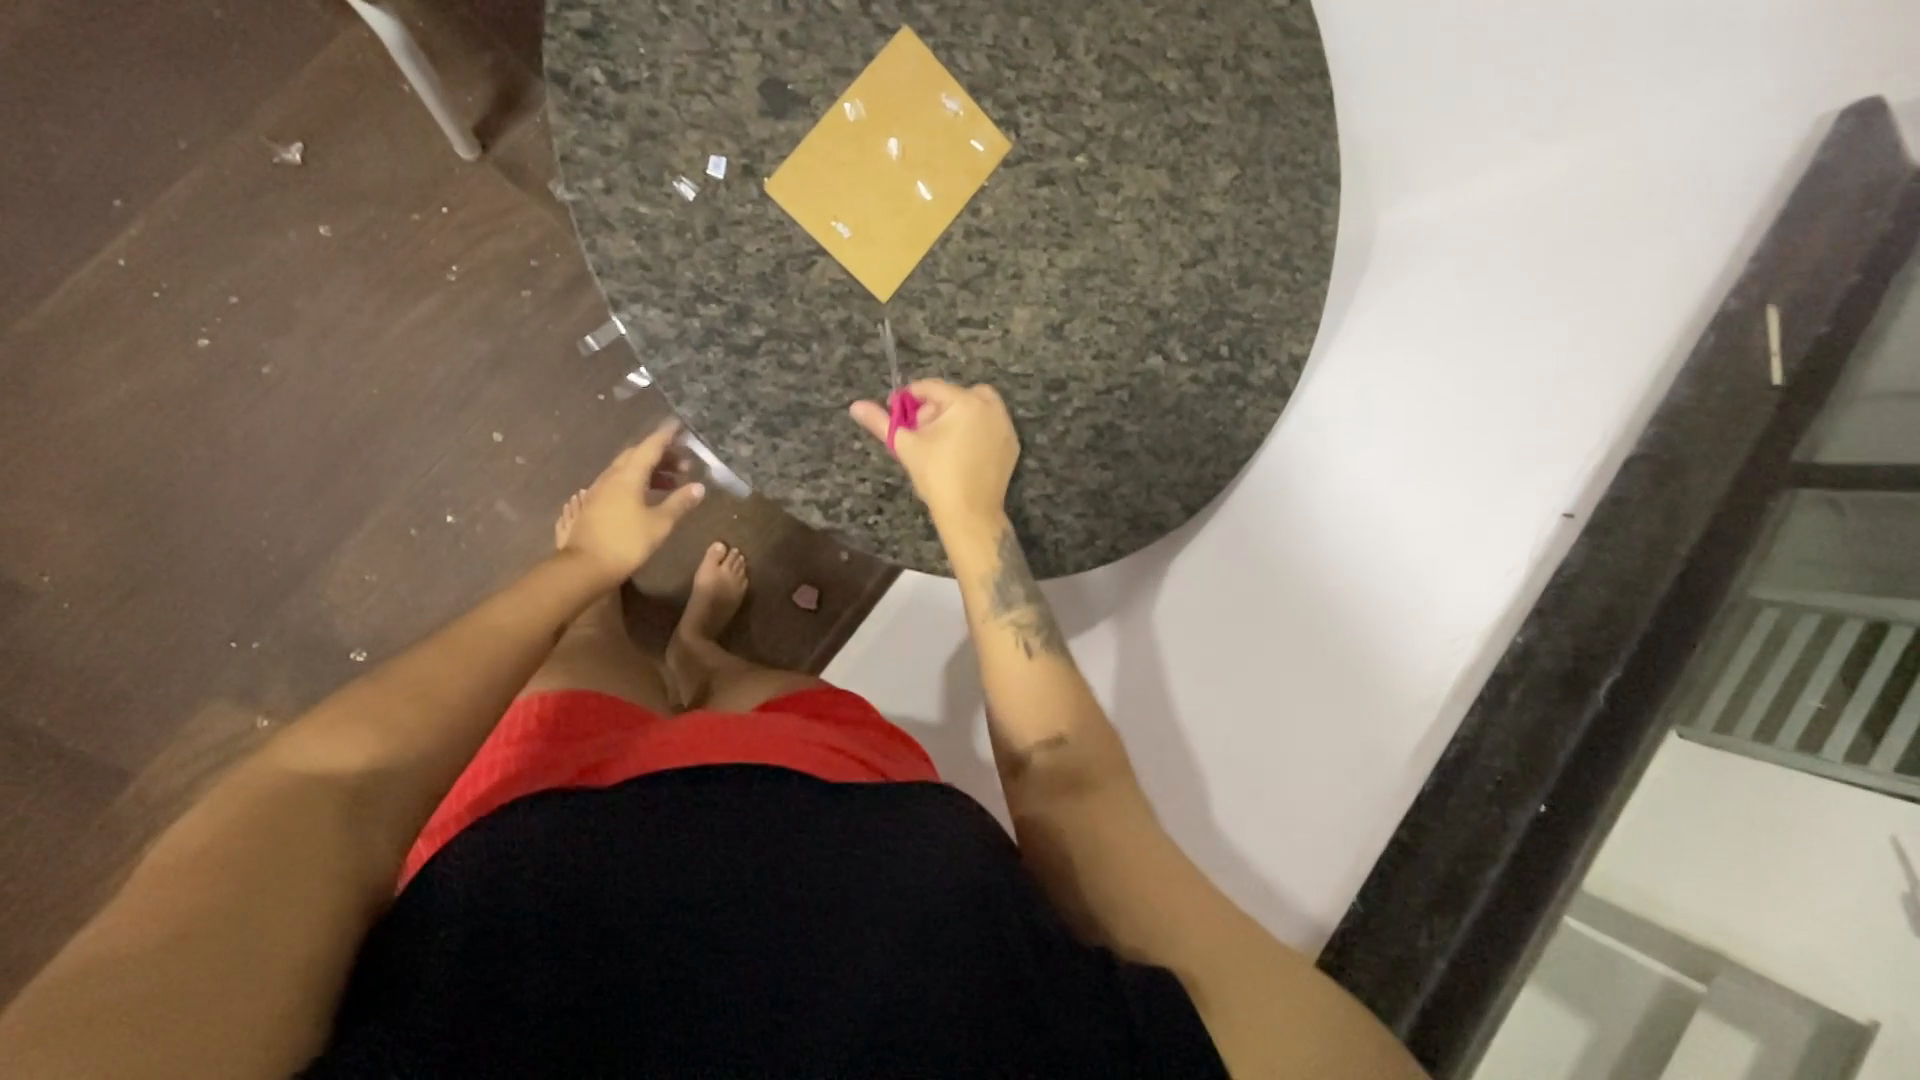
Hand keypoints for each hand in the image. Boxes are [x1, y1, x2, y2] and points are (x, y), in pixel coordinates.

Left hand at [561, 421, 705, 584]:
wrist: (585, 566)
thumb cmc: (626, 542)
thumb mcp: (660, 523)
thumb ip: (679, 502)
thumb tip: (699, 487)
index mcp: (628, 476)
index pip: (650, 447)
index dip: (666, 436)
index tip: (679, 425)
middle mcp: (611, 477)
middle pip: (637, 456)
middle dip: (661, 454)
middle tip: (684, 462)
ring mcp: (599, 490)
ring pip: (627, 470)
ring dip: (650, 470)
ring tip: (671, 481)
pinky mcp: (594, 504)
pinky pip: (619, 483)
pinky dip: (637, 481)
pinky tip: (647, 495)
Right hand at [850, 380, 1018, 526]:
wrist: (970, 513)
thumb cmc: (936, 476)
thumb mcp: (905, 446)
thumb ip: (880, 422)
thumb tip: (855, 406)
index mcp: (964, 402)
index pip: (931, 387)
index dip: (909, 398)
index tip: (898, 412)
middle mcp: (990, 408)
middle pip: (956, 394)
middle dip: (935, 407)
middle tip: (921, 430)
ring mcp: (1005, 426)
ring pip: (977, 407)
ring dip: (957, 415)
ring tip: (941, 440)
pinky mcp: (1012, 444)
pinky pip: (990, 426)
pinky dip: (976, 430)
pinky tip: (960, 451)